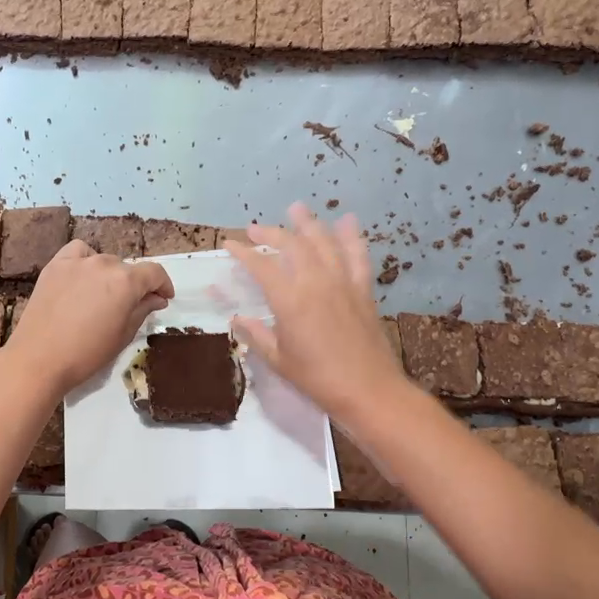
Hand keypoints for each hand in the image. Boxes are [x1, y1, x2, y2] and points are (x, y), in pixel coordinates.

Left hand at [4, 240, 173, 396]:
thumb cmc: (86, 354)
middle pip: (127, 269)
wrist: (39, 359)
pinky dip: (85, 260)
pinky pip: (77, 253)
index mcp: (126, 282)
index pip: (154, 273)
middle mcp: (104, 264)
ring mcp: (77, 262)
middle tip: (128, 307)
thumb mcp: (123, 335)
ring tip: (101, 297)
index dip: (163, 285)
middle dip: (133, 285)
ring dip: (109, 275)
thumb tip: (156, 298)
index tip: (164, 298)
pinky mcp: (55, 266)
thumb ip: (142, 310)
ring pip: (103, 261)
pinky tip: (82, 277)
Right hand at [227, 204, 410, 417]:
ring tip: (297, 209)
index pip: (262, 267)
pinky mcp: (363, 290)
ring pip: (324, 243)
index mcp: (290, 301)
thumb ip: (257, 335)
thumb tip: (238, 318)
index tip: (230, 244)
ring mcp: (343, 283)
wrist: (368, 390)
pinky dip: (351, 237)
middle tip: (256, 227)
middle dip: (272, 233)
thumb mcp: (278, 360)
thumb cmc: (317, 379)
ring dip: (309, 224)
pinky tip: (347, 221)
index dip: (243, 253)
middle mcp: (316, 283)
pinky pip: (356, 256)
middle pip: (293, 246)